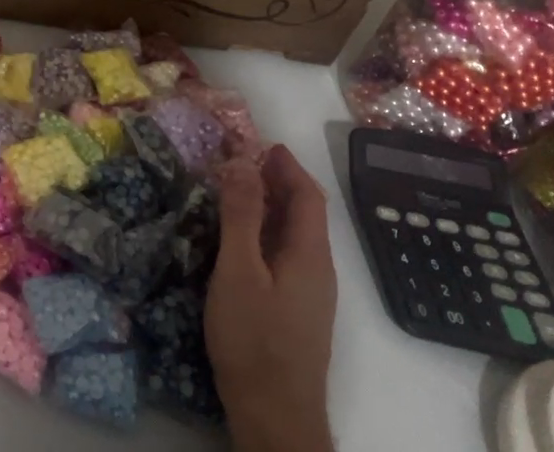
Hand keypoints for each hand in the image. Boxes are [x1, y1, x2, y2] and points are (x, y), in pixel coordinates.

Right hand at [205, 145, 336, 451]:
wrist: (274, 412)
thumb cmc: (254, 337)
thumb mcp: (239, 270)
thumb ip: (240, 216)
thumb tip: (240, 161)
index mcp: (310, 254)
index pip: (308, 195)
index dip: (287, 165)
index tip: (260, 142)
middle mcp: (318, 269)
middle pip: (305, 214)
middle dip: (278, 182)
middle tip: (241, 161)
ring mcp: (310, 293)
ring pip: (295, 236)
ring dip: (271, 207)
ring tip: (235, 192)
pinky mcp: (296, 311)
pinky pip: (286, 256)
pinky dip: (266, 233)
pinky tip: (241, 242)